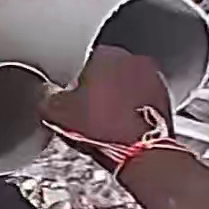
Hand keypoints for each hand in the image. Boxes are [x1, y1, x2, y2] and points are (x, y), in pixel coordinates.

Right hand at [40, 46, 174, 151]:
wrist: (141, 154)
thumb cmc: (103, 130)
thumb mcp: (53, 112)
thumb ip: (45, 94)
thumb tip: (44, 91)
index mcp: (104, 55)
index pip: (77, 56)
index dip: (63, 75)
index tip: (58, 91)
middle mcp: (132, 60)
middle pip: (101, 68)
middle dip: (88, 85)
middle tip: (75, 106)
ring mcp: (152, 78)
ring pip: (120, 81)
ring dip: (108, 95)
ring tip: (95, 118)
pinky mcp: (164, 96)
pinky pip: (136, 96)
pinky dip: (125, 106)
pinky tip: (113, 124)